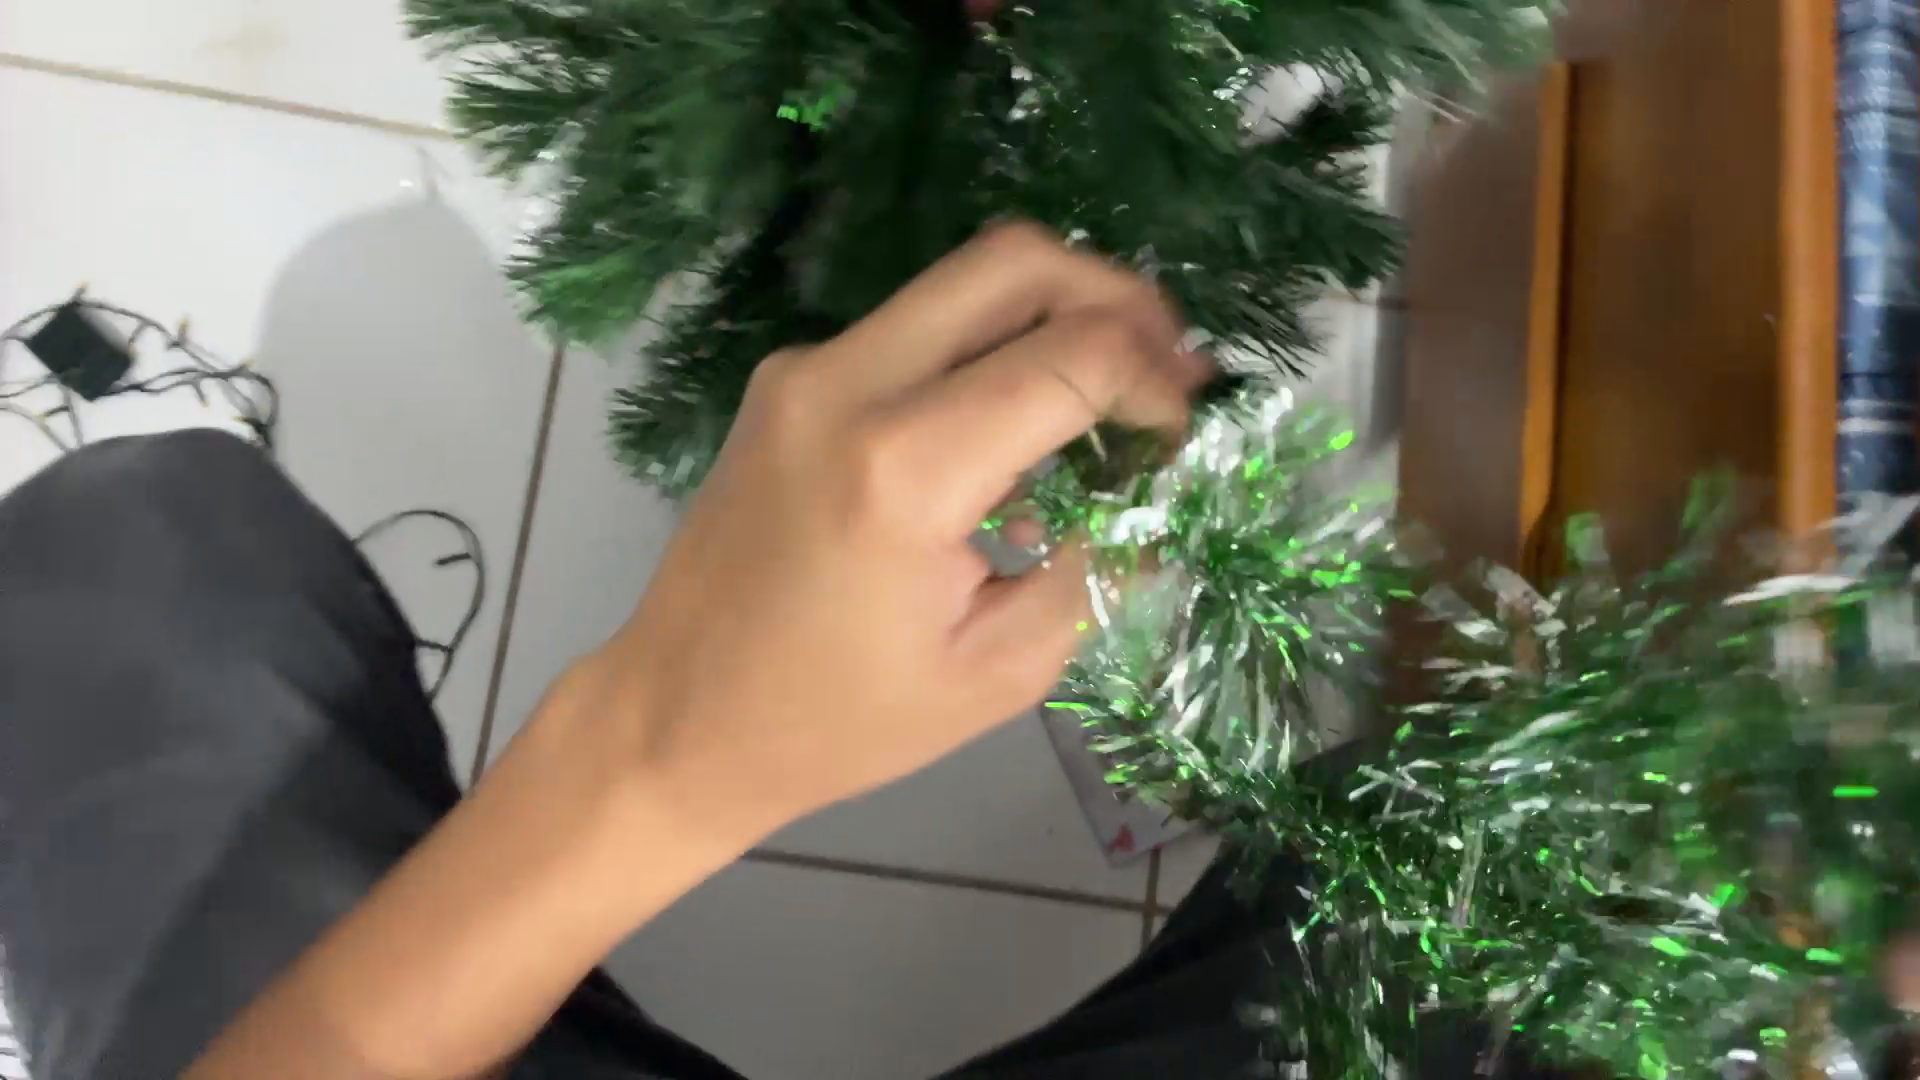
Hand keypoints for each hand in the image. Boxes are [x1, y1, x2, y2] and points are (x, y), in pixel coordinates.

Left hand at [569, 222, 1207, 840]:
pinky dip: (987, 354)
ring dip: (1052, 319)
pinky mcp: (787, 381)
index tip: (1181, 431)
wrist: (676, 719)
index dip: (1152, 378)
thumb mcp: (998, 671)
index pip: (1070, 355)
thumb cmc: (838, 723)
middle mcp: (845, 383)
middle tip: (1164, 366)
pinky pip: (915, 330)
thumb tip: (1156, 493)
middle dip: (1115, 298)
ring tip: (1103, 401)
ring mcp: (804, 370)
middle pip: (1015, 262)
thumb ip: (1095, 568)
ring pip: (963, 283)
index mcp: (903, 469)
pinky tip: (1009, 436)